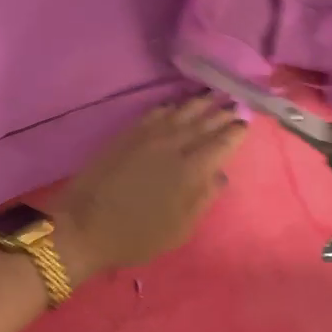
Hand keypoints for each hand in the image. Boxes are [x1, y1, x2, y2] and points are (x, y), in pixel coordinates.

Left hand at [48, 96, 245, 280]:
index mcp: (191, 170)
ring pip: (179, 112)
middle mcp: (172, 146)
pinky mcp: (125, 134)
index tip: (246, 121)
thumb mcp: (180, 229)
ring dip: (198, 103)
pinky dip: (168, 107)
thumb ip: (203, 198)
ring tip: (212, 95)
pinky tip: (175, 105)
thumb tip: (220, 175)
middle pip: (202, 122)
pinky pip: (153, 113)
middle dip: (221, 111)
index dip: (235, 131)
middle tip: (235, 102)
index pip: (220, 143)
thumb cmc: (136, 236)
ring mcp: (146, 136)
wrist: (85, 225)